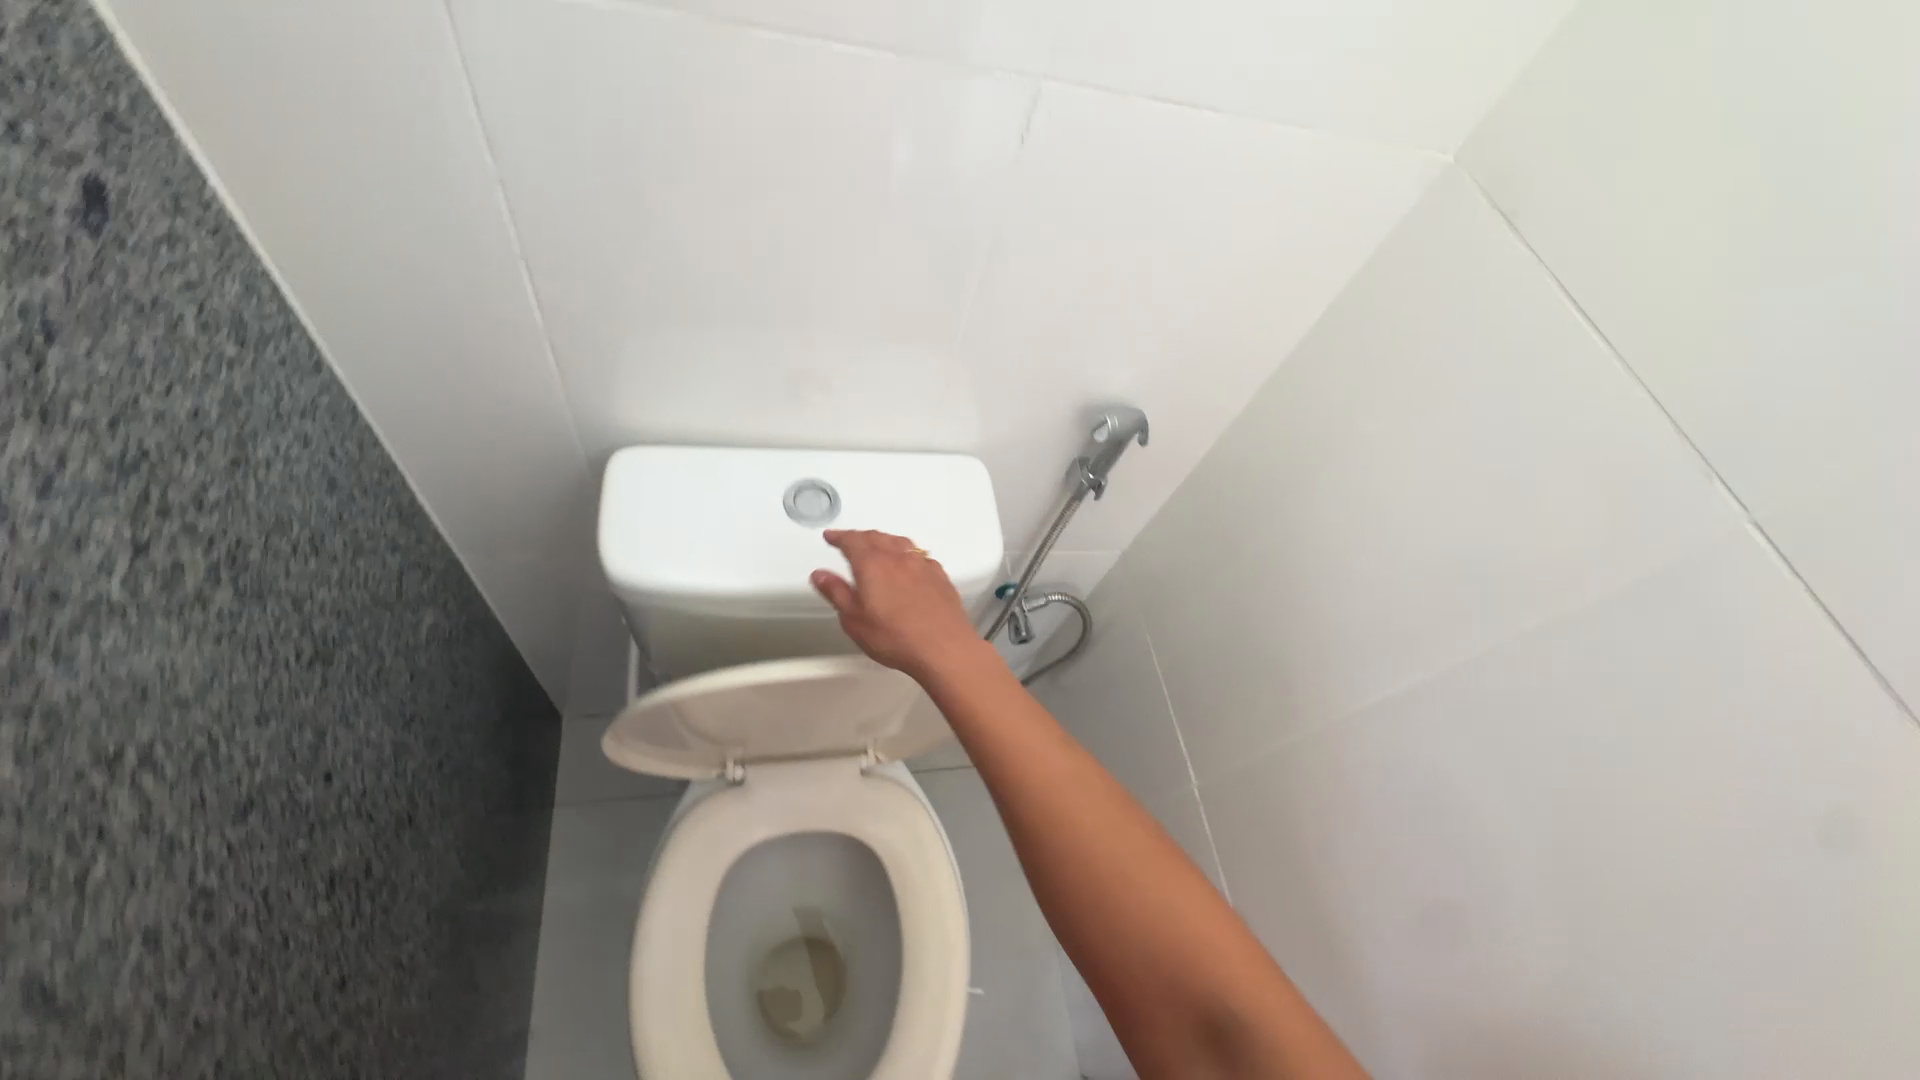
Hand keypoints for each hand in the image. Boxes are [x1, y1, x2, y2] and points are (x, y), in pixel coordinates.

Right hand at [811, 529, 992, 681]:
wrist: (944, 648)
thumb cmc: (898, 637)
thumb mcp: (854, 620)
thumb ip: (836, 592)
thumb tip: (820, 575)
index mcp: (872, 564)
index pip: (852, 541)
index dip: (839, 537)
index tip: (831, 536)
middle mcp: (898, 558)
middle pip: (876, 537)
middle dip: (860, 536)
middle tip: (849, 540)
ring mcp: (922, 565)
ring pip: (899, 542)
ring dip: (884, 540)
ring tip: (876, 545)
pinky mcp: (939, 576)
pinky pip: (919, 555)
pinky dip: (907, 553)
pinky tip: (907, 563)